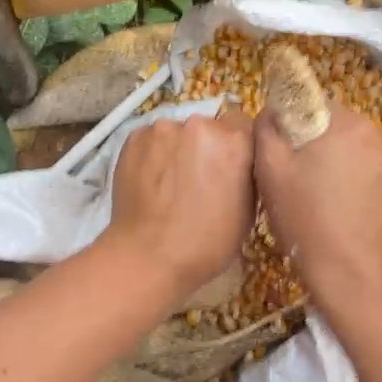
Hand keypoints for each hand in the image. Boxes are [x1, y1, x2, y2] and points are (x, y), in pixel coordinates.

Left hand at [105, 114, 255, 297]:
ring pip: (178, 132)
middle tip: (200, 177)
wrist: (147, 256)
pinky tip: (151, 180)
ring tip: (171, 182)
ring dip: (179, 148)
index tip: (232, 166)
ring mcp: (162, 127)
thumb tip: (242, 160)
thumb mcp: (247, 213)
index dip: (239, 146)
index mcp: (233, 142)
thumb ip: (247, 173)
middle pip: (209, 127)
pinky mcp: (134, 136)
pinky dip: (154, 154)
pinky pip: (152, 139)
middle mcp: (198, 125)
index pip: (244, 126)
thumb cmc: (206, 244)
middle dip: (207, 146)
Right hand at [254, 104, 381, 310]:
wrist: (357, 285)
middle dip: (315, 141)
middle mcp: (379, 133)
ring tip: (322, 196)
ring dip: (337, 159)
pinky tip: (344, 208)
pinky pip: (371, 167)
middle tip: (299, 178)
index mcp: (347, 123)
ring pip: (353, 145)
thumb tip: (272, 110)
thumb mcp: (270, 172)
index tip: (284, 155)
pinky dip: (356, 178)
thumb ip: (266, 127)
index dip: (290, 125)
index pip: (309, 102)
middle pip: (333, 123)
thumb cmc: (308, 224)